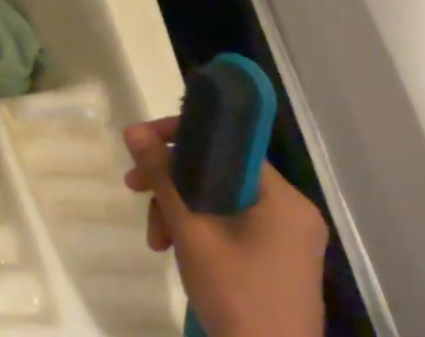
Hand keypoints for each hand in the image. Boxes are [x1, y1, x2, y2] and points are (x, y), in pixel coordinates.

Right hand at [123, 117, 326, 336]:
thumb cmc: (236, 294)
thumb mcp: (190, 230)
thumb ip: (163, 176)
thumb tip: (133, 130)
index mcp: (283, 199)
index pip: (228, 144)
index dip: (180, 136)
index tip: (140, 144)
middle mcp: (291, 212)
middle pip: (219, 173)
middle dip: (172, 180)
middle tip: (134, 188)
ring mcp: (286, 239)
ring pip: (219, 200)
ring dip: (178, 210)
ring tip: (154, 237)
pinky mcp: (276, 260)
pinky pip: (230, 225)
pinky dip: (197, 229)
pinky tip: (172, 247)